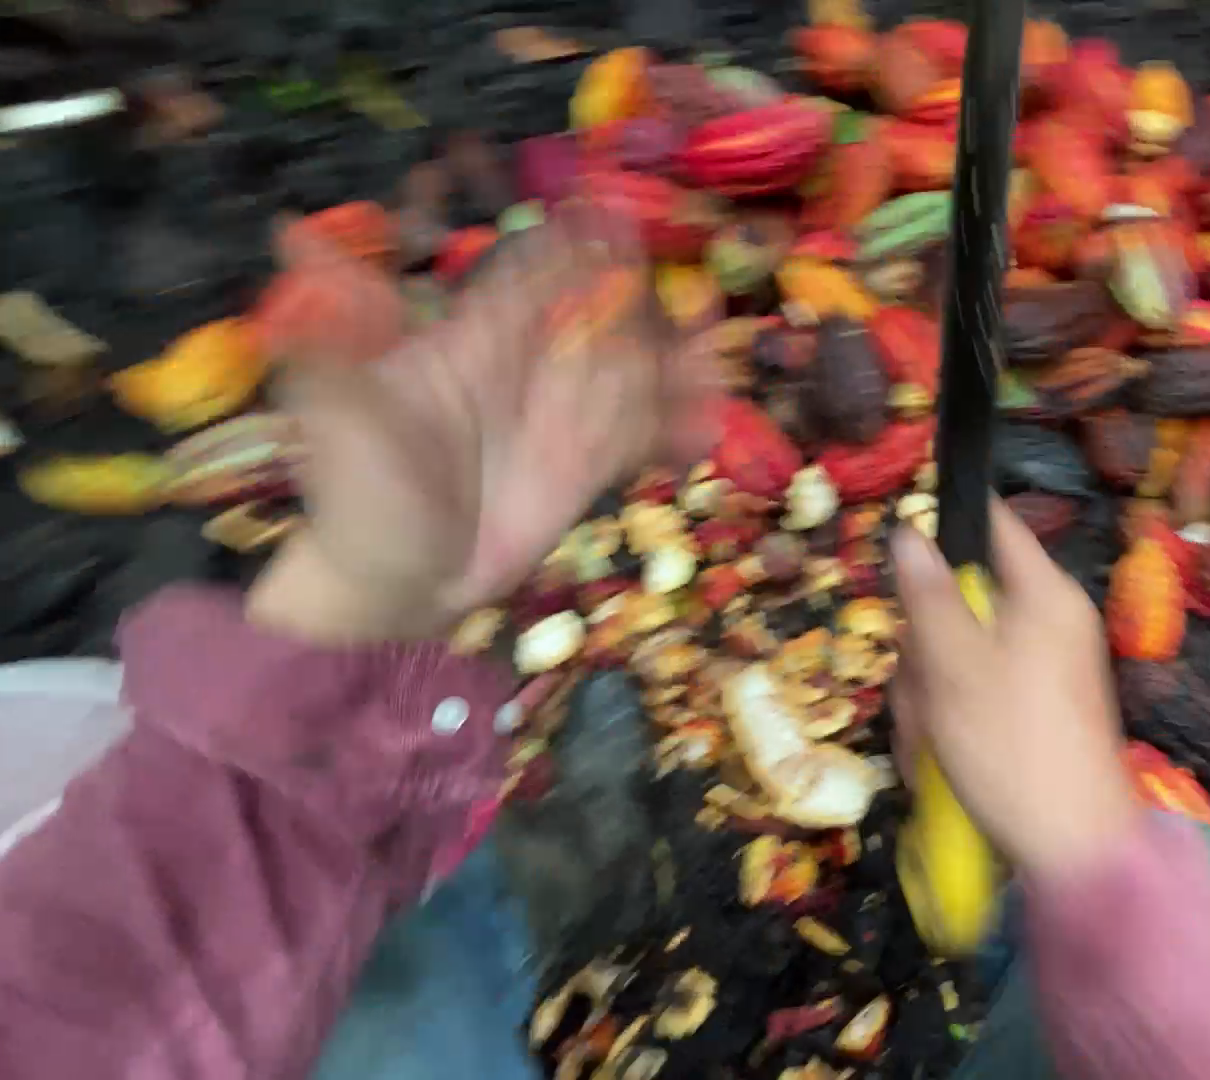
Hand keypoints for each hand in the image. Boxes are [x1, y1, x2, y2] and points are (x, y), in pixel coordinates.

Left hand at [247, 204, 714, 644]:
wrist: (396, 585)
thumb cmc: (357, 498)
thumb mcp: (339, 416)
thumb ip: (340, 338)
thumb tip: (294, 235)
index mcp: (475, 347)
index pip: (532, 283)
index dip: (573, 250)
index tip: (619, 218)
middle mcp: (531, 376)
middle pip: (599, 328)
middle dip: (646, 310)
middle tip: (701, 302)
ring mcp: (564, 424)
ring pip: (631, 382)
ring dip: (675, 371)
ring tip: (717, 363)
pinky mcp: (587, 470)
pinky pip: (639, 441)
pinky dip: (674, 432)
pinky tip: (708, 429)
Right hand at [888, 500, 1141, 879]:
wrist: (1069, 849)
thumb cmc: (1012, 745)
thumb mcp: (956, 665)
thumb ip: (929, 594)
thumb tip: (909, 531)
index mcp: (1043, 595)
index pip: (995, 526)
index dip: (948, 528)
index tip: (906, 556)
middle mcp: (1045, 622)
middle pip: (962, 600)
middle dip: (926, 649)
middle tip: (924, 688)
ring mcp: (1038, 667)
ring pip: (956, 652)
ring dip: (928, 695)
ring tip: (932, 739)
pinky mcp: (1027, 708)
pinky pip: (971, 690)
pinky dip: (948, 720)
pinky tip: (941, 756)